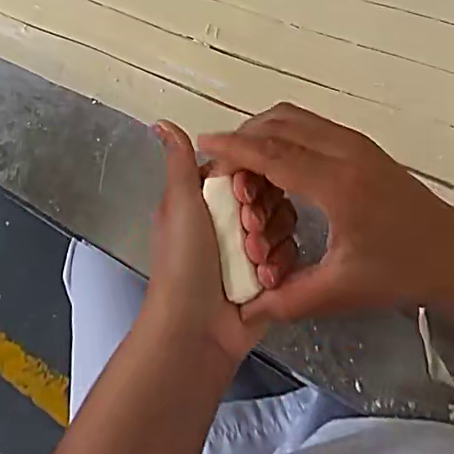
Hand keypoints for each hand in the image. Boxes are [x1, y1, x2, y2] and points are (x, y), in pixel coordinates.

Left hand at [140, 120, 298, 363]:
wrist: (196, 331)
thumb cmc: (182, 263)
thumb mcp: (179, 204)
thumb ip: (179, 160)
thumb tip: (162, 122)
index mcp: (205, 197)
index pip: (243, 169)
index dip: (250, 180)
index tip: (243, 196)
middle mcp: (229, 218)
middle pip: (268, 194)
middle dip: (263, 215)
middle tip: (248, 233)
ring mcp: (250, 246)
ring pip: (283, 223)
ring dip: (271, 242)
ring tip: (254, 261)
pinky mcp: (270, 273)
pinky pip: (291, 254)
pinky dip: (280, 266)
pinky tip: (265, 279)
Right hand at [200, 103, 453, 323]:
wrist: (453, 252)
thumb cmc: (401, 270)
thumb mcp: (342, 290)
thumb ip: (289, 298)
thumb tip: (245, 311)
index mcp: (339, 186)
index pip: (274, 154)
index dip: (235, 148)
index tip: (205, 144)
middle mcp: (344, 151)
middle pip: (278, 124)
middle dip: (243, 139)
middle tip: (225, 170)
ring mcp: (353, 141)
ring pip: (292, 117)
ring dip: (262, 132)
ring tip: (246, 167)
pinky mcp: (357, 142)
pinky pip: (307, 123)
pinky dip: (281, 134)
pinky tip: (275, 165)